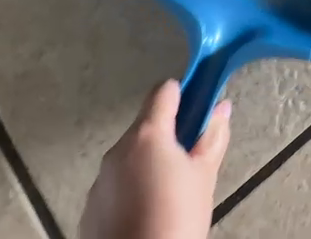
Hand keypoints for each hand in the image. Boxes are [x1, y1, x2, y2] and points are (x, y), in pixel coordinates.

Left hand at [80, 80, 231, 238]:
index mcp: (148, 135)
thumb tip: (221, 108)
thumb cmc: (178, 219)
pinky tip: (145, 213)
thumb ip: (213, 137)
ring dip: (147, 162)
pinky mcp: (89, 208)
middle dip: (167, 135)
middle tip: (188, 160)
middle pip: (146, 125)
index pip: (164, 91)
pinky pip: (115, 184)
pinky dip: (130, 188)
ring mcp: (100, 180)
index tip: (197, 111)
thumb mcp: (205, 177)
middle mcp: (118, 149)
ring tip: (167, 192)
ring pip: (129, 155)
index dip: (183, 94)